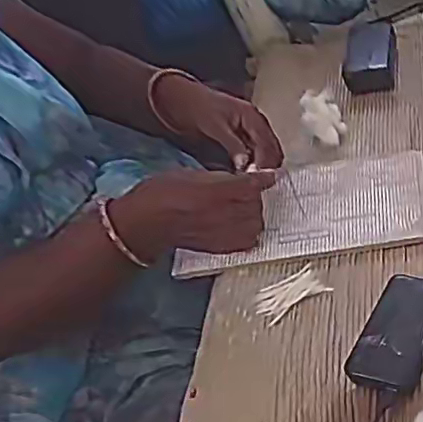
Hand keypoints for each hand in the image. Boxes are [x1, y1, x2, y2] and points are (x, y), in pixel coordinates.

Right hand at [106, 167, 277, 256]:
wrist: (152, 222)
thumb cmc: (166, 193)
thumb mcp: (196, 174)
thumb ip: (224, 177)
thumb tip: (243, 178)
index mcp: (225, 189)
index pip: (255, 183)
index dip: (262, 179)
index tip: (270, 176)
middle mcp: (234, 212)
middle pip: (258, 203)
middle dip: (252, 197)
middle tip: (238, 195)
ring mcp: (234, 232)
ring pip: (257, 222)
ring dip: (251, 215)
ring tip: (235, 211)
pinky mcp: (230, 247)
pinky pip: (250, 239)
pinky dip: (246, 231)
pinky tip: (235, 225)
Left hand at [153, 75, 283, 171]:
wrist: (181, 99)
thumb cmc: (197, 107)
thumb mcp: (214, 126)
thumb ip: (233, 145)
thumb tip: (246, 164)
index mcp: (252, 116)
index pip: (267, 145)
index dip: (264, 163)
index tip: (255, 178)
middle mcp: (258, 124)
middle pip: (273, 151)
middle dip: (267, 167)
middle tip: (255, 182)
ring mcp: (254, 132)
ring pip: (268, 155)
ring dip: (263, 168)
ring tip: (252, 180)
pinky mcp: (247, 139)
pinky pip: (259, 155)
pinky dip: (256, 165)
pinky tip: (248, 174)